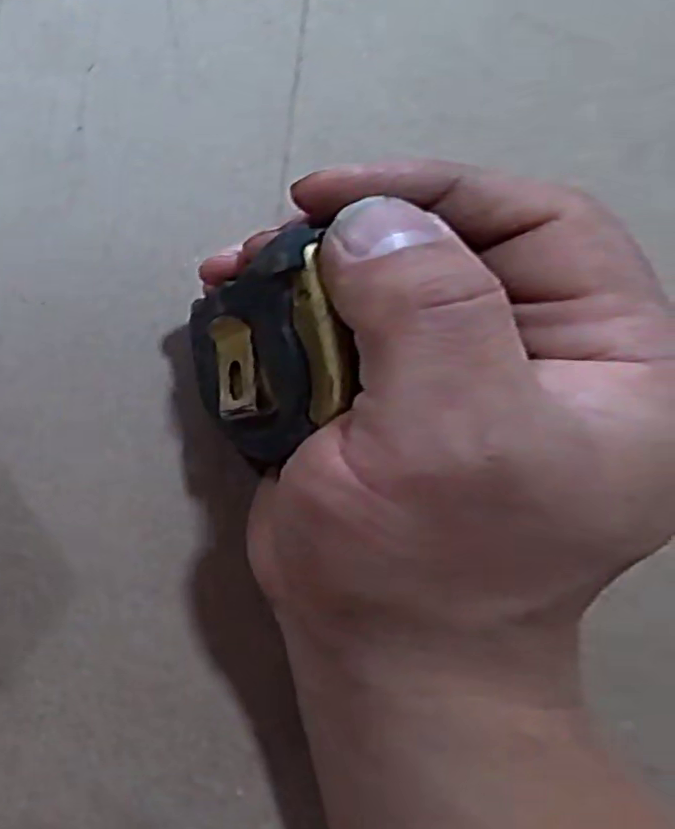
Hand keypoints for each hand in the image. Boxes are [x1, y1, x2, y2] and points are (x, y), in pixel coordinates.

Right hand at [201, 162, 674, 696]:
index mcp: (605, 355)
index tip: (321, 194)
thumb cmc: (429, 551)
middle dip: (341, 237)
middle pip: (437, 251)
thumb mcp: (450, 433)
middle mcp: (523, 353)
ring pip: (364, 291)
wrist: (371, 636)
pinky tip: (229, 314)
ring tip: (224, 273)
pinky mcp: (360, 402)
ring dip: (290, 275)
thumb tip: (368, 221)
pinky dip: (269, 318)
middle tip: (256, 244)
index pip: (534, 226)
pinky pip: (318, 336)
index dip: (429, 192)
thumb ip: (426, 317)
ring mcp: (432, 379)